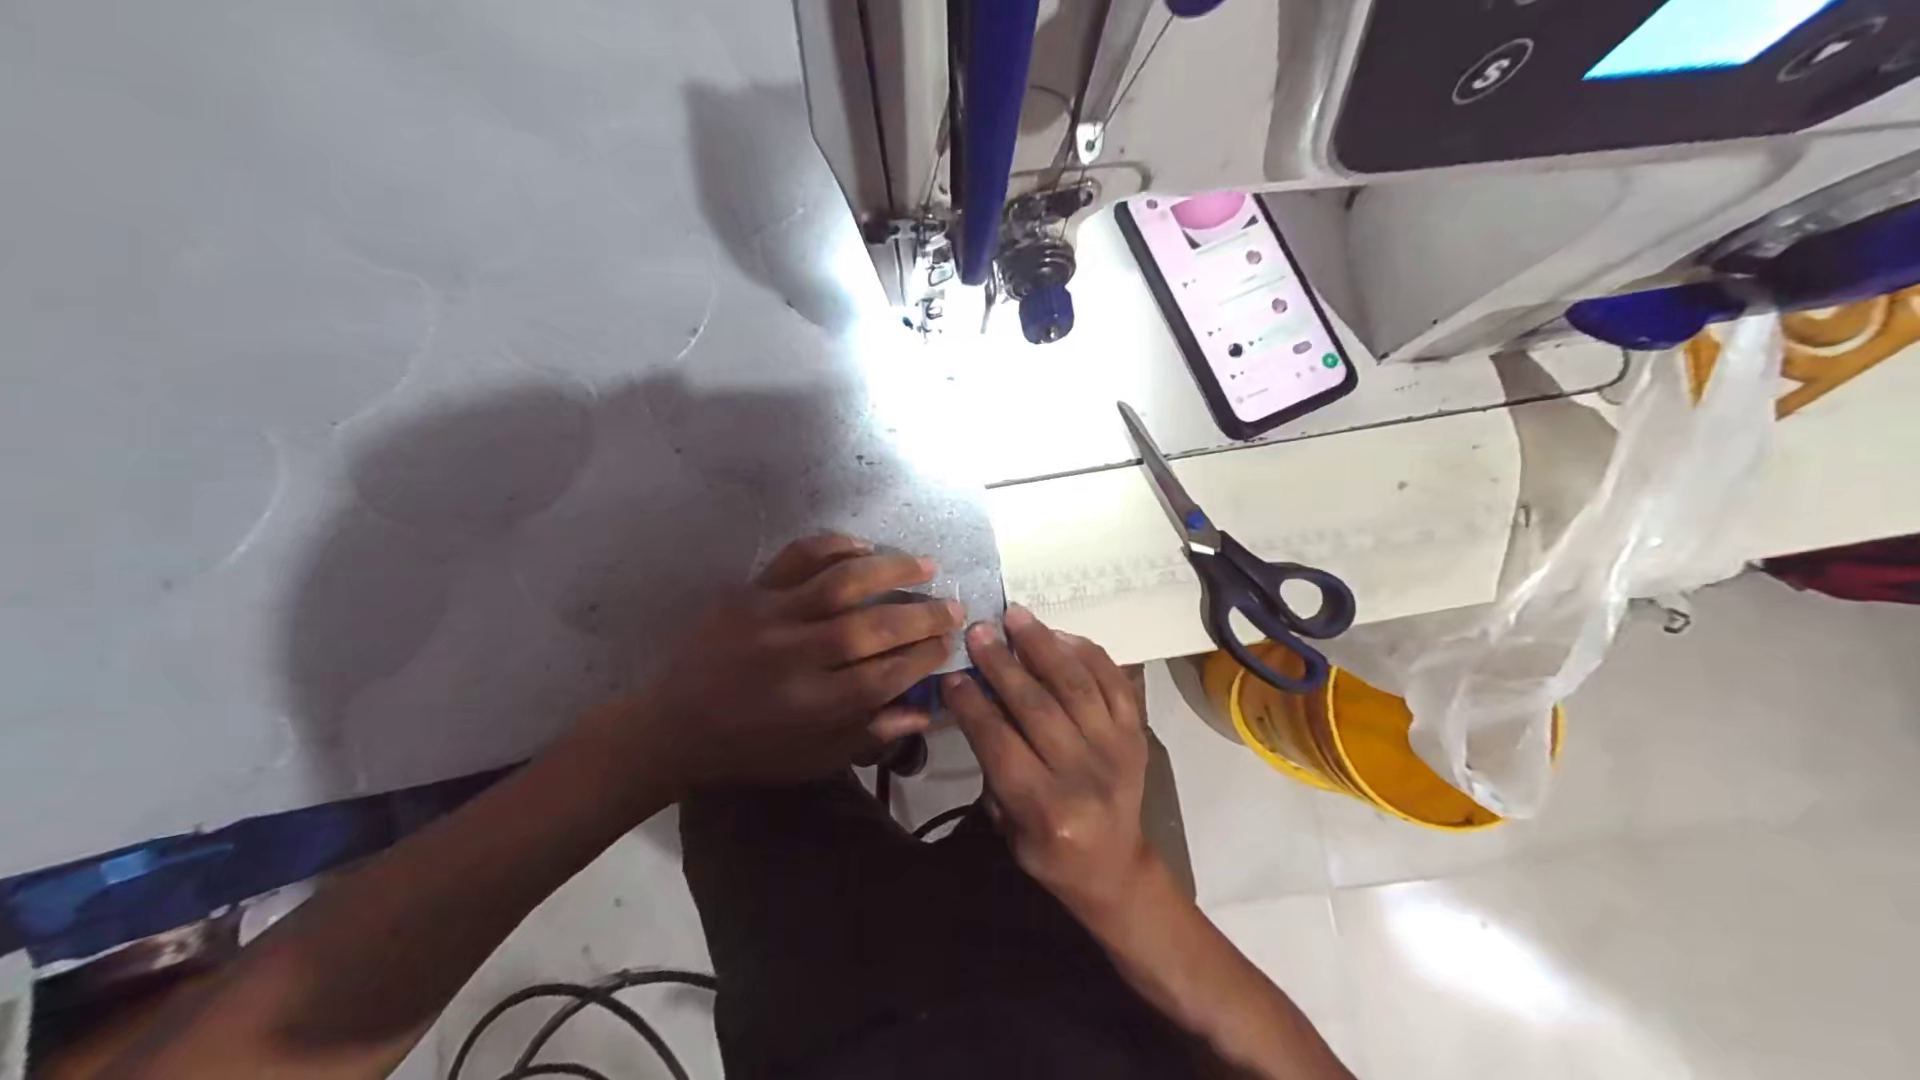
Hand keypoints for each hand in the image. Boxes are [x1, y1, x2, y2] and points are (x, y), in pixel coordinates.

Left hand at [606, 533, 961, 791]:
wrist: (671, 724)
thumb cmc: (748, 749)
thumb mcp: (809, 760)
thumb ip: (866, 735)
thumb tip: (922, 712)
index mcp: (810, 707)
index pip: (884, 677)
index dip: (924, 658)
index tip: (949, 643)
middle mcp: (794, 658)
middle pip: (872, 629)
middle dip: (922, 616)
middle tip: (952, 605)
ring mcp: (770, 618)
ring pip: (841, 583)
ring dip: (891, 570)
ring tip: (925, 564)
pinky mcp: (748, 592)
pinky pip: (796, 557)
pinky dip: (834, 546)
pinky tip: (864, 546)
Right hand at [943, 606, 1159, 916]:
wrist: (1116, 865)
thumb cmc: (1049, 852)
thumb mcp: (1007, 823)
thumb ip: (992, 764)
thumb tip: (975, 699)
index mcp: (1046, 807)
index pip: (1001, 743)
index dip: (973, 705)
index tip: (953, 673)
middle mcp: (1085, 774)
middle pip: (1038, 706)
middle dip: (1003, 664)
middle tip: (979, 630)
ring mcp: (1117, 748)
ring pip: (1076, 684)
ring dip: (1042, 645)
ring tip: (1017, 616)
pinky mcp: (1136, 732)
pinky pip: (1113, 680)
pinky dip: (1086, 652)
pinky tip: (1058, 634)